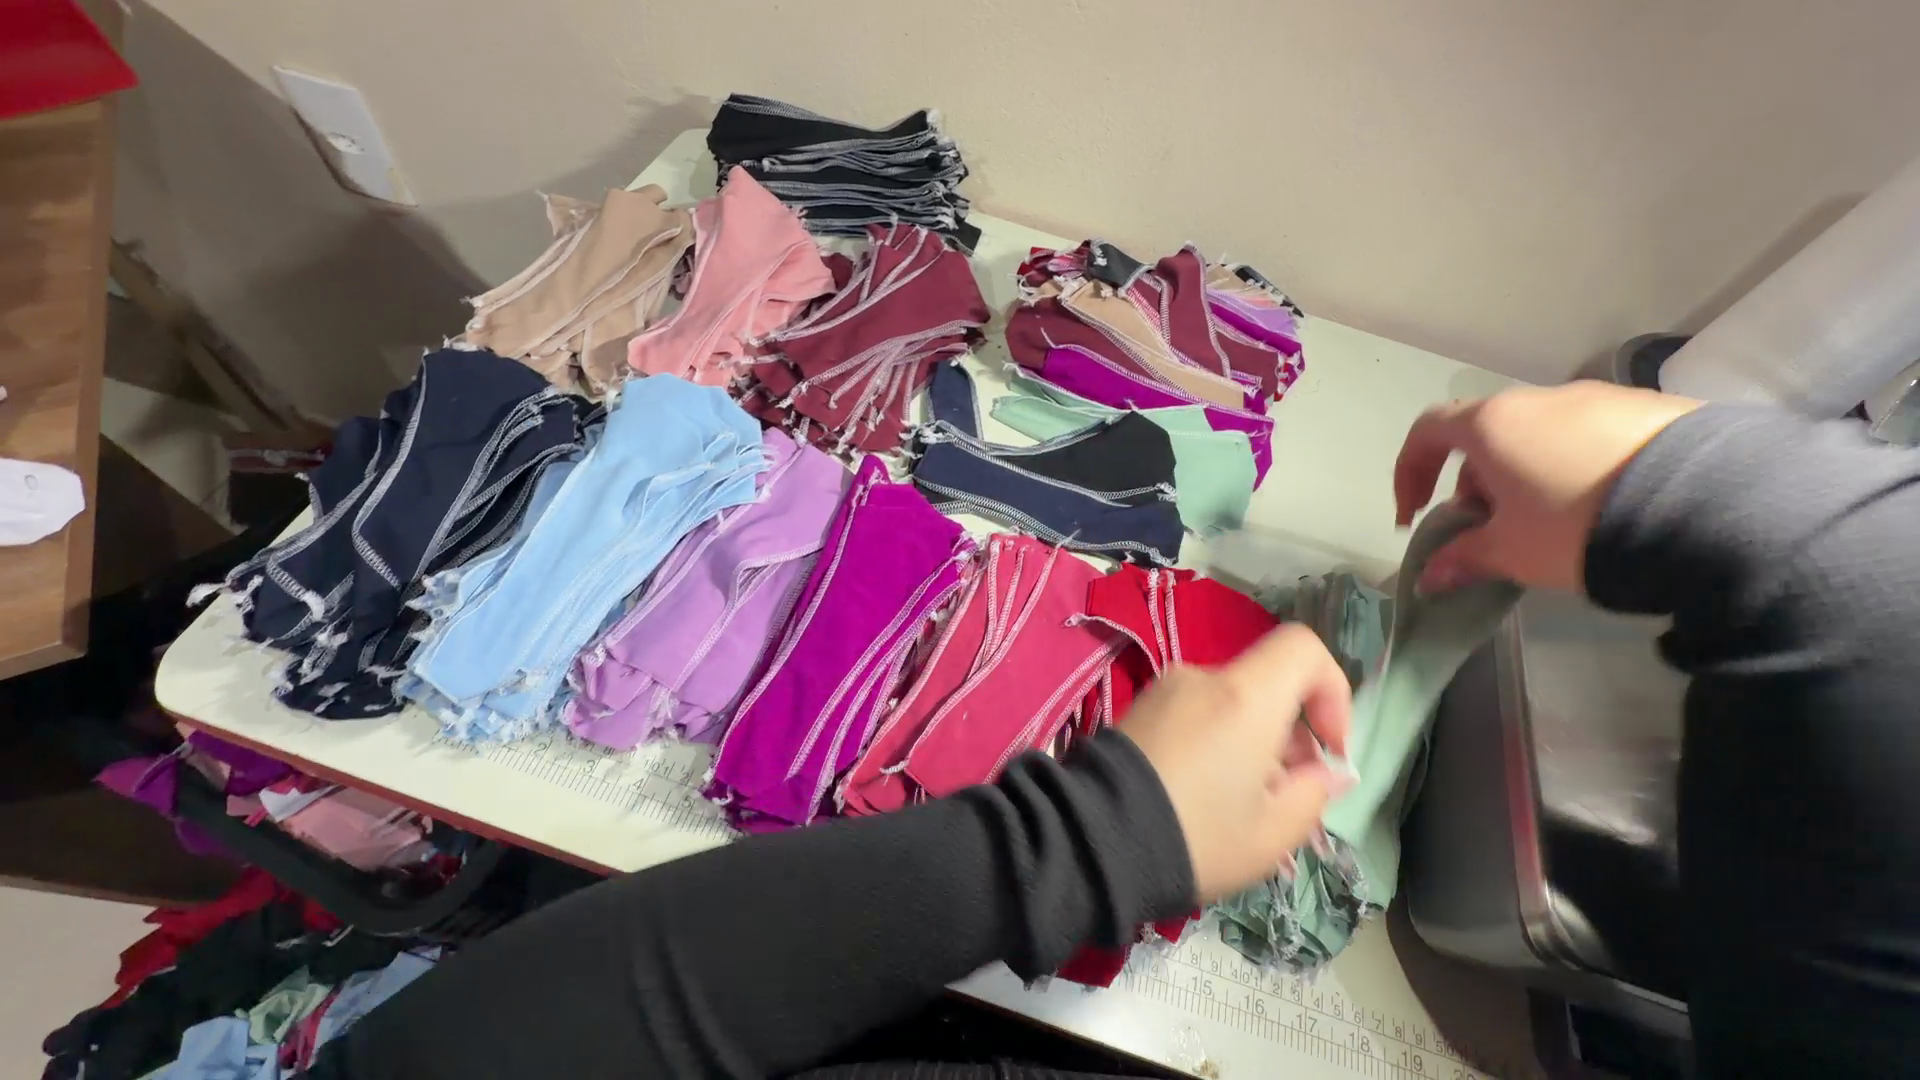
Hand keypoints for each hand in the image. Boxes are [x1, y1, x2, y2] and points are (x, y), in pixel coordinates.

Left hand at [1119, 624, 1352, 902]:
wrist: (1094, 841)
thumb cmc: (1196, 837)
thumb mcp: (1271, 835)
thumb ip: (1313, 794)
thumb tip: (1329, 771)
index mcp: (1244, 696)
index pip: (1302, 648)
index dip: (1332, 689)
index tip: (1329, 747)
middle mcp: (1202, 678)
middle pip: (1266, 687)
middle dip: (1288, 736)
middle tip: (1283, 797)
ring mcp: (1164, 691)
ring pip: (1230, 705)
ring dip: (1250, 744)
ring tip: (1239, 806)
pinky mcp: (1138, 709)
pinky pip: (1195, 714)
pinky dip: (1214, 742)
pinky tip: (1201, 794)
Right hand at [1393, 380, 1701, 592]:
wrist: (1716, 507)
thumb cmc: (1577, 524)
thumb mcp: (1510, 551)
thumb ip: (1461, 559)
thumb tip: (1427, 579)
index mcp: (1493, 424)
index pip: (1427, 432)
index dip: (1411, 473)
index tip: (1417, 514)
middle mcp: (1540, 399)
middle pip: (1487, 436)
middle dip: (1477, 482)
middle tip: (1492, 527)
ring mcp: (1602, 399)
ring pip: (1541, 435)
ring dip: (1528, 475)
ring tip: (1553, 522)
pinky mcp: (1656, 410)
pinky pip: (1595, 438)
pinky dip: (1580, 467)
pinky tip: (1607, 507)